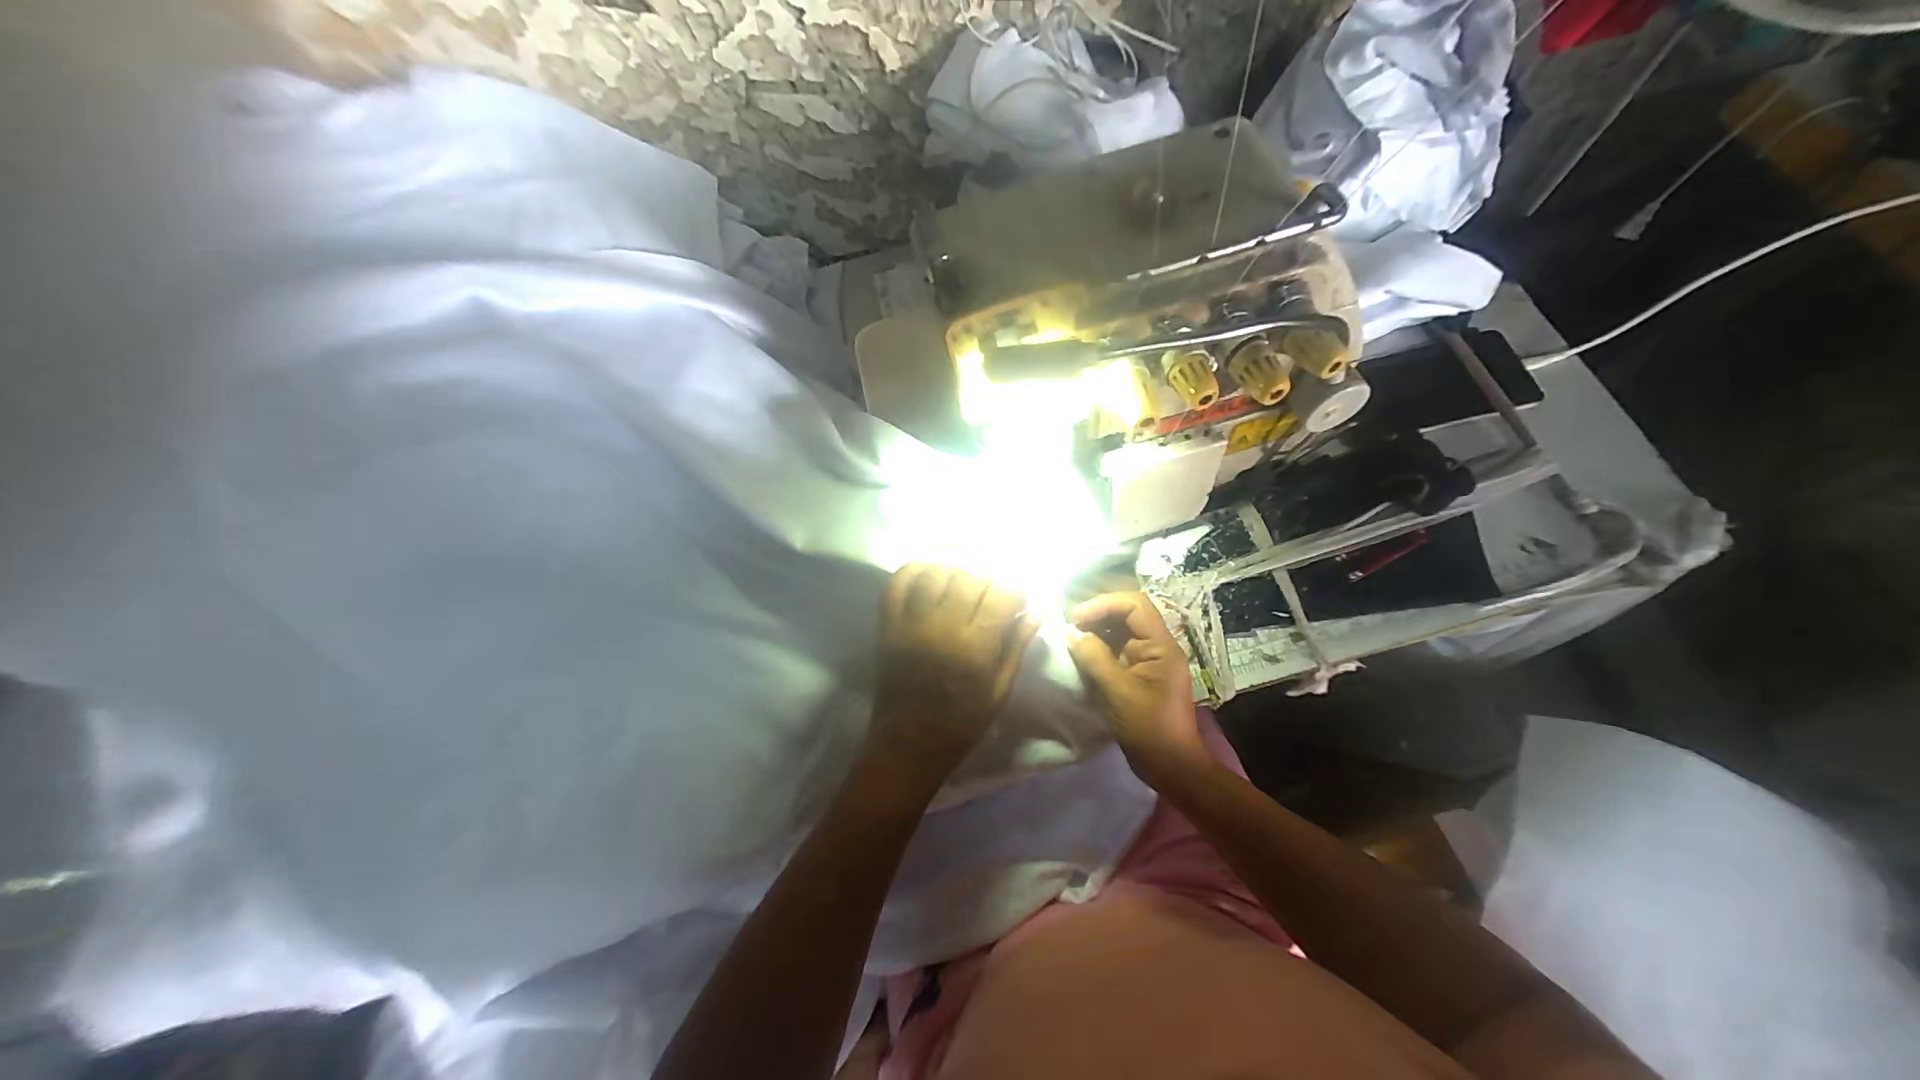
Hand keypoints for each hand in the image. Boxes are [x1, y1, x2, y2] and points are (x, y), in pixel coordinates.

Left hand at [868, 564, 1040, 783]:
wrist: (908, 744)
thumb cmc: (961, 723)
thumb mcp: (999, 691)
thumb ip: (1016, 647)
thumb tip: (1036, 612)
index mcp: (976, 647)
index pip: (1001, 595)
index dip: (1014, 593)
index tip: (1015, 602)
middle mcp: (943, 627)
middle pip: (969, 578)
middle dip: (986, 582)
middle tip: (988, 597)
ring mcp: (911, 622)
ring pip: (935, 572)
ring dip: (953, 573)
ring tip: (960, 587)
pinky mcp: (887, 624)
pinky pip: (898, 582)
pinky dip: (915, 570)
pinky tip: (930, 577)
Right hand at [1064, 592, 1210, 785]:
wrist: (1170, 766)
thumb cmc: (1148, 727)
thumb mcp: (1118, 691)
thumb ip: (1094, 657)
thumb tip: (1071, 633)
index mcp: (1161, 646)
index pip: (1134, 605)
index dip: (1104, 604)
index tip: (1076, 618)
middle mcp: (1156, 648)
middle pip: (1126, 615)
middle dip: (1096, 616)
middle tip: (1069, 629)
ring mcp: (1147, 662)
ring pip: (1119, 633)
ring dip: (1095, 633)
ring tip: (1070, 641)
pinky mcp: (1137, 676)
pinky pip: (1116, 652)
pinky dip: (1097, 650)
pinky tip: (1079, 658)